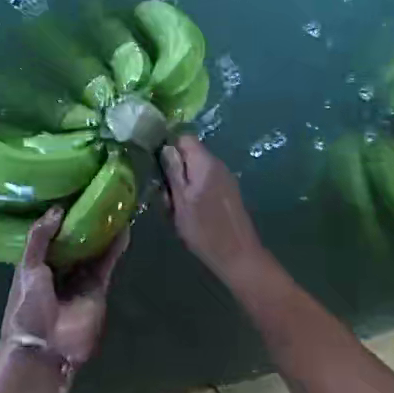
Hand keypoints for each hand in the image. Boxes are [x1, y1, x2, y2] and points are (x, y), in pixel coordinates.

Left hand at [0, 207, 128, 368]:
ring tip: (116, 206)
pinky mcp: (99, 286)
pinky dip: (116, 246)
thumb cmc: (27, 307)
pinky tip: (124, 228)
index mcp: (37, 264)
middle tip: (99, 195)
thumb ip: (39, 238)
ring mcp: (81, 278)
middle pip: (76, 240)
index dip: (62, 217)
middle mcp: (60, 268)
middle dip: (85, 221)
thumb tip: (58, 209)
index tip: (73, 194)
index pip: (51, 235)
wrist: (46, 347)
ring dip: (104, 230)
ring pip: (94, 248)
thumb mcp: (27, 269)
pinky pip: (108, 261)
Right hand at [161, 135, 265, 280]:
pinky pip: (205, 184)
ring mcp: (225, 179)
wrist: (237, 254)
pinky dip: (193, 194)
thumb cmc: (204, 229)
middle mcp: (218, 165)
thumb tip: (166, 146)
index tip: (155, 165)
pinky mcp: (227, 192)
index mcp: (206, 163)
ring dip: (182, 187)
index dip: (168, 147)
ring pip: (195, 172)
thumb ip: (173, 172)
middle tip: (165, 196)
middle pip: (189, 156)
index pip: (185, 138)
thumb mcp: (181, 201)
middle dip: (173, 172)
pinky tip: (189, 215)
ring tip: (175, 210)